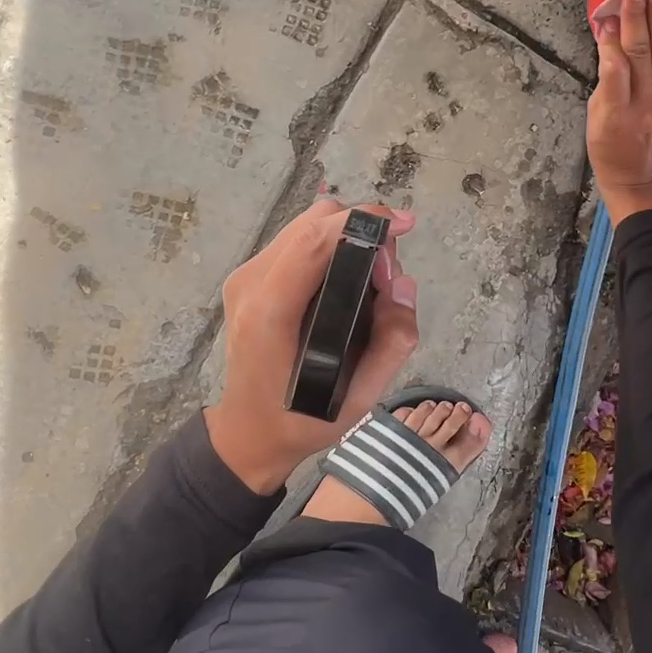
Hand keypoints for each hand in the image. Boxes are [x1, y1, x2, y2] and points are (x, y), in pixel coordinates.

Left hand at [205, 199, 419, 493]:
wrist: (248, 432)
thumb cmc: (302, 420)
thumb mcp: (360, 397)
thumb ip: (392, 341)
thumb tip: (403, 285)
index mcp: (271, 312)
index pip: (315, 239)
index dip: (364, 220)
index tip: (405, 225)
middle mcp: (251, 283)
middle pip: (314, 220)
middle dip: (364, 231)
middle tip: (387, 276)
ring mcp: (246, 276)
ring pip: (307, 224)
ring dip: (349, 236)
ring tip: (371, 278)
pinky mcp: (250, 277)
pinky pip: (299, 240)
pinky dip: (332, 246)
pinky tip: (348, 279)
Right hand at [587, 0, 651, 221]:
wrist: (640, 178)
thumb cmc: (609, 148)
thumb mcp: (594, 117)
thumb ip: (605, 80)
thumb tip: (610, 41)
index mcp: (616, 112)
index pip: (615, 70)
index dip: (612, 41)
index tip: (608, 16)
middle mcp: (645, 105)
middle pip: (642, 54)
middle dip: (639, 17)